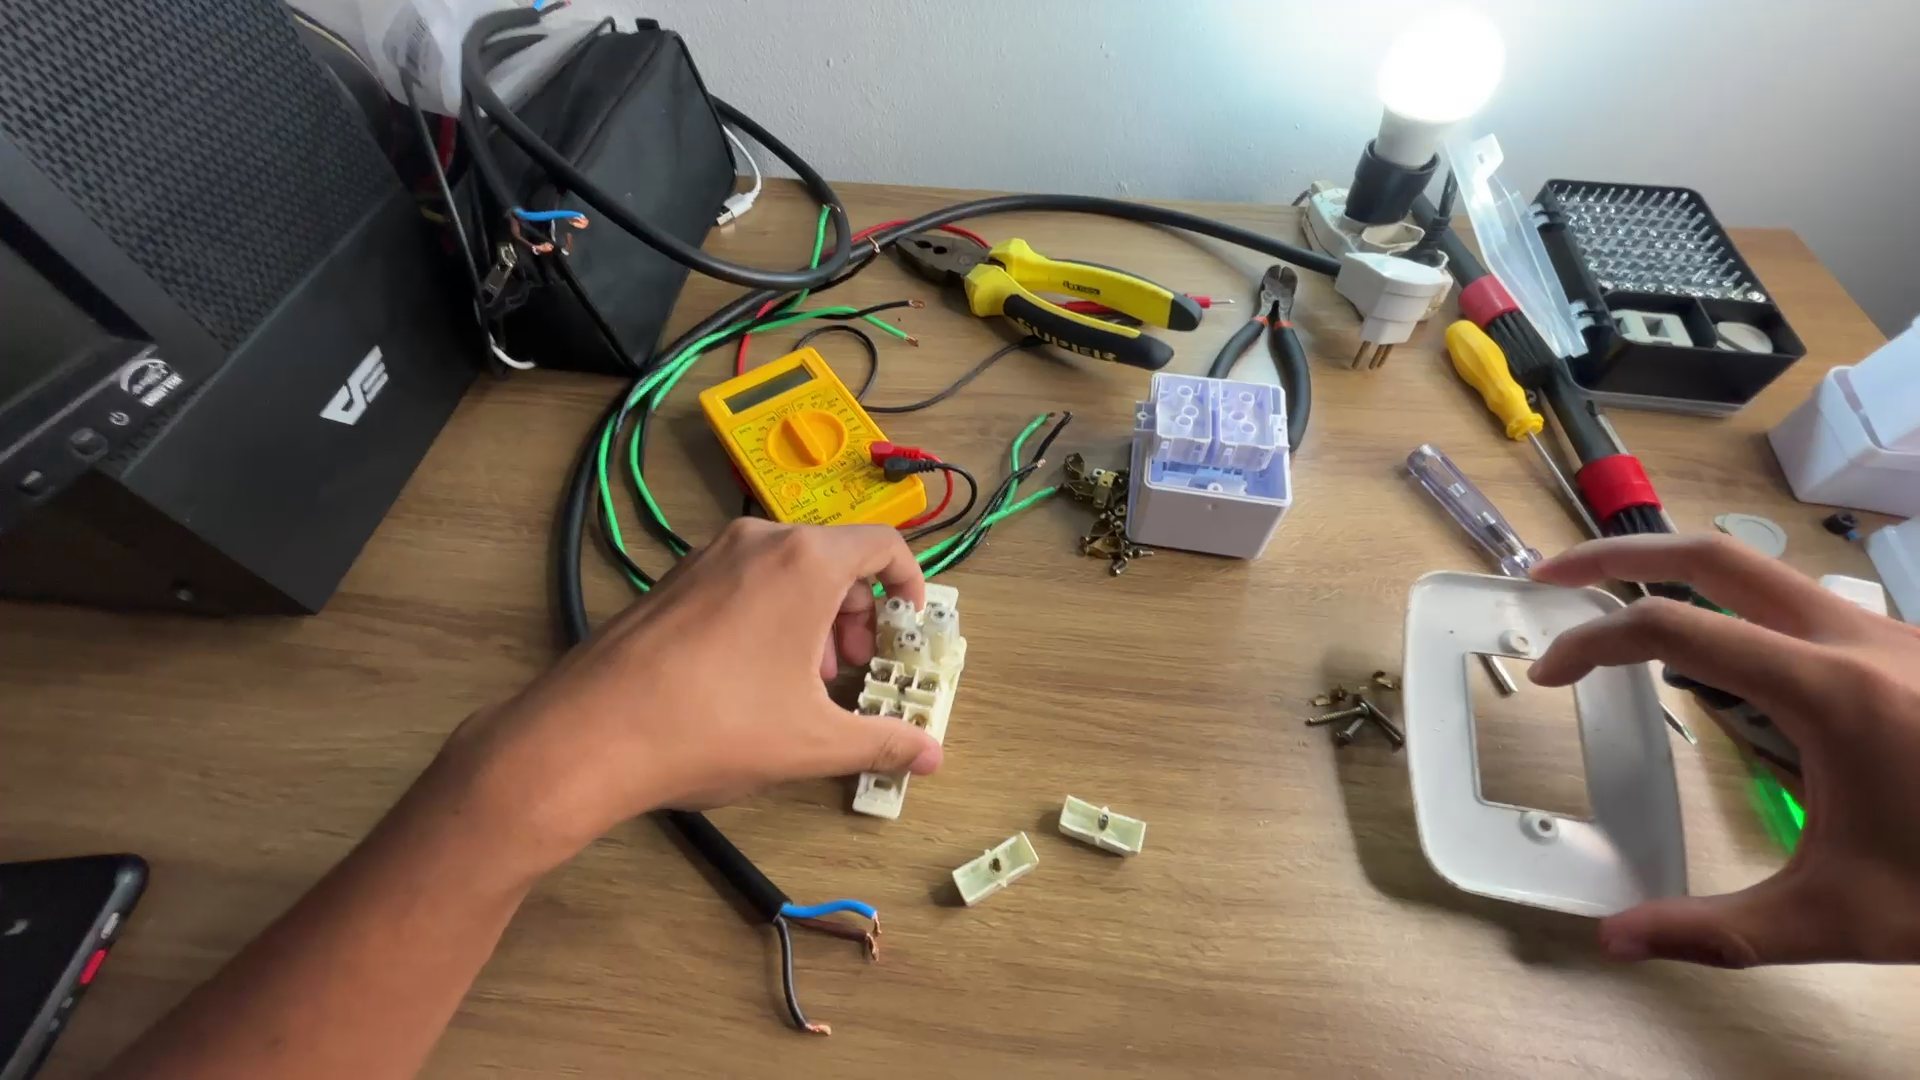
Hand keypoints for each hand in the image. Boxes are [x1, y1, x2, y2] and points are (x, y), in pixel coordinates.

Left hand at [434, 520, 943, 876]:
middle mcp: (760, 541)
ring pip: (791, 569)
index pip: (884, 546)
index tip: (907, 630)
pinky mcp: (677, 576)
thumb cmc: (717, 725)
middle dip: (859, 614)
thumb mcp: (813, 741)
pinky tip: (752, 673)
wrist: (586, 734)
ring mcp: (711, 554)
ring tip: (803, 679)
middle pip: (838, 559)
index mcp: (806, 562)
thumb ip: (883, 741)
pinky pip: (748, 578)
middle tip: (852, 668)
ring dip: (816, 617)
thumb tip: (933, 756)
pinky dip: (772, 612)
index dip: (910, 585)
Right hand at [1527, 533, 1919, 967]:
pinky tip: (1708, 654)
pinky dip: (1721, 606)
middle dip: (1612, 556)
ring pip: (1754, 571)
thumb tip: (1611, 942)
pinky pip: (1790, 605)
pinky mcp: (1904, 650)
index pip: (1666, 629)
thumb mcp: (1845, 918)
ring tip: (1611, 598)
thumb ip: (1718, 931)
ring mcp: (1890, 636)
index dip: (1586, 644)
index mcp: (1828, 689)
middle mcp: (1856, 639)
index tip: (1546, 675)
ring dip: (1668, 572)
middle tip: (1547, 574)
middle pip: (1709, 556)